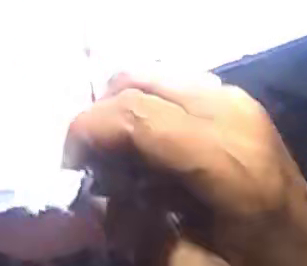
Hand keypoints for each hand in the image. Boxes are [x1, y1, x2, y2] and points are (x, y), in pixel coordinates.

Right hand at [67, 72, 306, 265]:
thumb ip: (141, 235)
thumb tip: (95, 198)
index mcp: (228, 162)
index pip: (136, 114)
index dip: (89, 129)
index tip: (70, 163)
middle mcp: (230, 113)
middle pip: (136, 81)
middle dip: (100, 114)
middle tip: (90, 158)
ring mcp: (235, 97)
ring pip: (150, 71)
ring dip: (122, 103)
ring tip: (118, 148)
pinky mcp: (236, 95)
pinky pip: (171, 79)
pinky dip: (146, 99)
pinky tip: (148, 139)